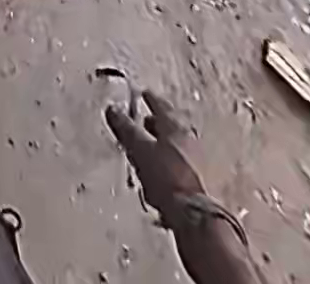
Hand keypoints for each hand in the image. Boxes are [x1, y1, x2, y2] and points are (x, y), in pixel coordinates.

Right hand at [105, 90, 208, 229]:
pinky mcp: (196, 183)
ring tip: (146, 147)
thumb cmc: (167, 175)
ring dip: (160, 144)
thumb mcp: (138, 146)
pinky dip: (166, 162)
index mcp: (176, 128)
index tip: (144, 93)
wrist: (193, 216)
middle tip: (143, 120)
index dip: (150, 98)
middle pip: (170, 126)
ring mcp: (195, 163)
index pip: (161, 106)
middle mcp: (189, 142)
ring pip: (174, 146)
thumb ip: (125, 127)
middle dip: (155, 123)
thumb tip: (112, 109)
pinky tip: (156, 169)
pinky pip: (177, 165)